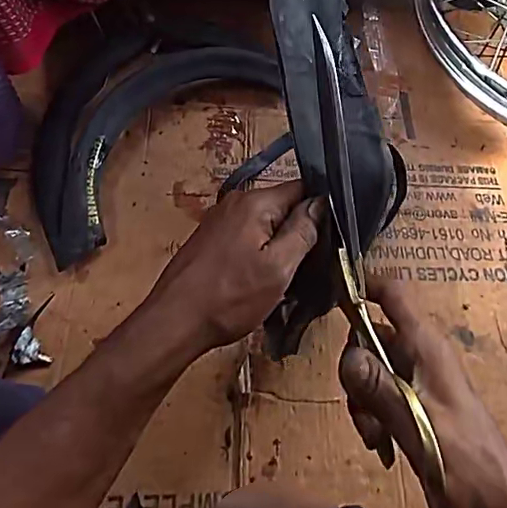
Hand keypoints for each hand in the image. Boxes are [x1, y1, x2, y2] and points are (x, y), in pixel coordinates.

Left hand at [136, 180, 322, 354]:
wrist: (176, 319)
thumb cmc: (228, 297)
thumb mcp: (278, 268)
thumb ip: (302, 231)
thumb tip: (321, 202)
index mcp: (254, 202)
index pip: (301, 188)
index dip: (320, 210)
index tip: (330, 237)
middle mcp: (236, 202)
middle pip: (283, 206)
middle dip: (299, 231)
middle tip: (310, 265)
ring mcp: (221, 219)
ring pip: (266, 224)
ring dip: (280, 246)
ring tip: (287, 278)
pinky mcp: (213, 238)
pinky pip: (248, 236)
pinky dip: (260, 254)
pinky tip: (261, 280)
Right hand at [340, 280, 506, 507]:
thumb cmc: (469, 468)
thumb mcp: (419, 427)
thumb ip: (382, 390)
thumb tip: (347, 354)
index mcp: (428, 347)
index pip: (392, 293)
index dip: (362, 285)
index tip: (332, 296)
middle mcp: (421, 356)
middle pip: (370, 334)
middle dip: (355, 366)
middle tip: (359, 403)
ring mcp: (417, 381)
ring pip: (370, 367)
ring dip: (362, 397)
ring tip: (373, 434)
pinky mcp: (413, 406)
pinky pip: (378, 393)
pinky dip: (371, 413)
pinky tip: (379, 442)